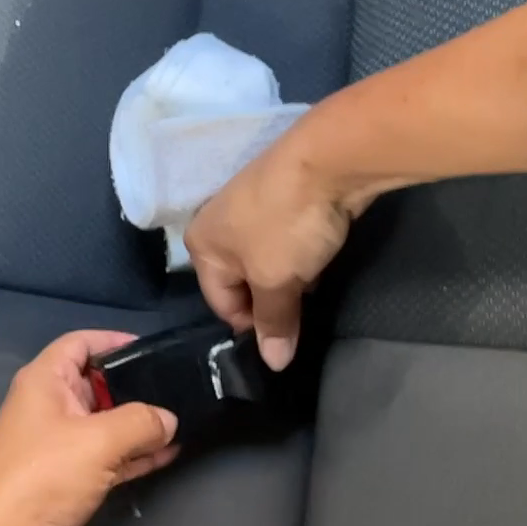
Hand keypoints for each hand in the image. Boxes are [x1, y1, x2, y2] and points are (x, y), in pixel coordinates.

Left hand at [0, 331, 179, 525]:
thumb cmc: (45, 476)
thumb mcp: (98, 440)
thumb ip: (140, 422)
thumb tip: (168, 419)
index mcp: (44, 381)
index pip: (80, 343)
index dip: (114, 340)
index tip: (152, 349)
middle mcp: (51, 405)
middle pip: (98, 383)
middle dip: (136, 385)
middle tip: (178, 387)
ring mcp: (61, 442)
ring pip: (108, 422)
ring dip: (141, 423)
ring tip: (183, 421)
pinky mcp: (72, 475)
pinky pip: (110, 454)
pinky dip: (136, 452)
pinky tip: (170, 452)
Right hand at [185, 133, 390, 370]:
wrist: (326, 160)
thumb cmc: (285, 225)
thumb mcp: (277, 281)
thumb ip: (274, 323)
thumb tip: (273, 365)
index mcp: (200, 247)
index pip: (222, 304)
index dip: (254, 324)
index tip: (286, 331)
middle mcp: (214, 226)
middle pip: (241, 283)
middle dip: (272, 298)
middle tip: (301, 302)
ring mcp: (245, 209)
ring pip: (264, 262)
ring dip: (288, 276)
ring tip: (312, 274)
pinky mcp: (277, 198)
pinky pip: (282, 241)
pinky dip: (298, 252)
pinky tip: (318, 250)